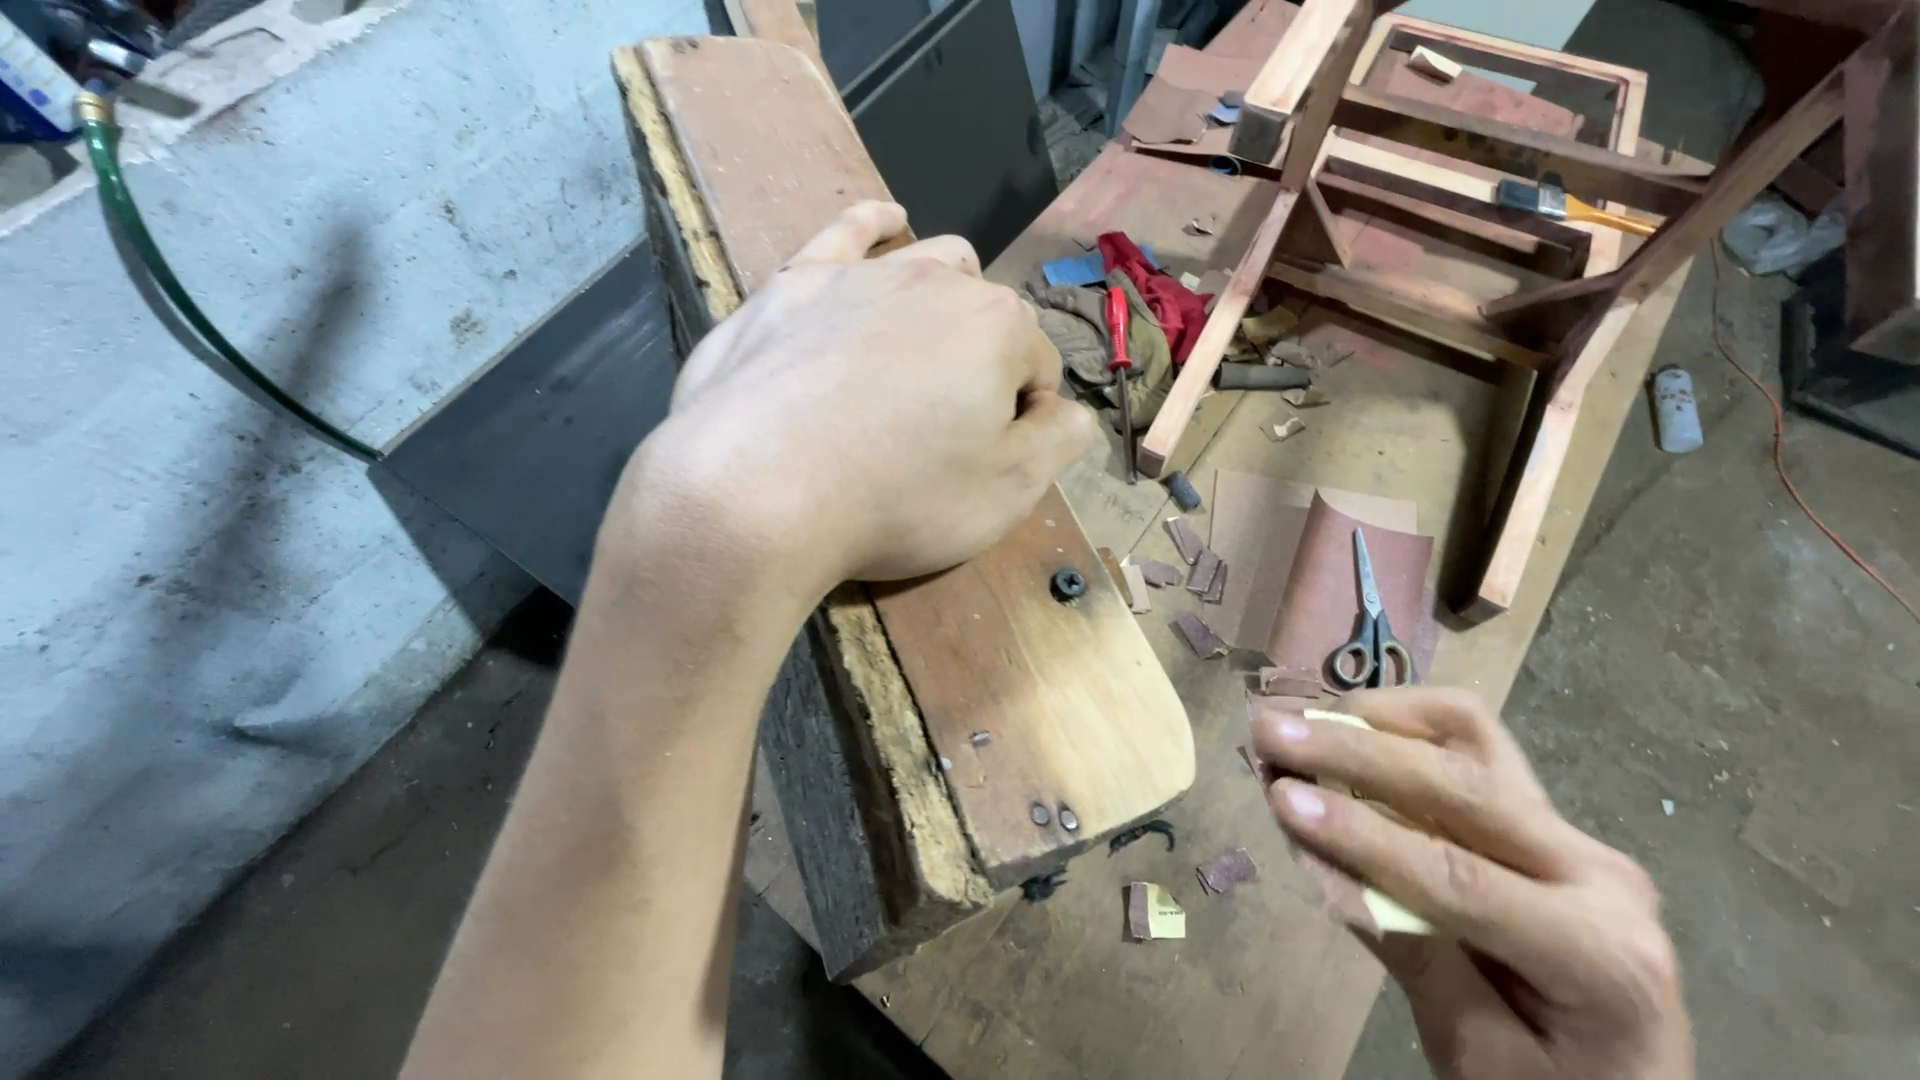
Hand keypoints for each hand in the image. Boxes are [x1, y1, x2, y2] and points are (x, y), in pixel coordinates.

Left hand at [619, 200, 1094, 591]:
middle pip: (985, 317)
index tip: (982, 461)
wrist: (756, 494)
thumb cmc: (897, 498)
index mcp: (998, 327)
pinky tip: (890, 224)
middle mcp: (935, 281)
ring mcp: (859, 275)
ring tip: (926, 350)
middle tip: (944, 428)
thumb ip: (1059, 441)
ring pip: (928, 265)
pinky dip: (876, 226)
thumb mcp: (1007, 491)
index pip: (1036, 370)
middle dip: (983, 362)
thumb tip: (1071, 411)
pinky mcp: (791, 284)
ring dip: (944, 301)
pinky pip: (847, 231)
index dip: (1019, 420)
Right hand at [1250, 688, 1693, 1079]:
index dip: (1359, 833)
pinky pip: (1471, 744)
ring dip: (1377, 721)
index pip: (1458, 876)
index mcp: (1599, 952)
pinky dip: (1401, 724)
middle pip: (1462, 786)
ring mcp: (1569, 832)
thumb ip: (1407, 949)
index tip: (1279, 799)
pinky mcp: (1540, 814)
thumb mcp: (1475, 1051)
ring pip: (1471, 737)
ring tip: (1302, 720)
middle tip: (1269, 732)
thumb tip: (1317, 859)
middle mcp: (1595, 871)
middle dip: (1355, 753)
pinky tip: (1349, 729)